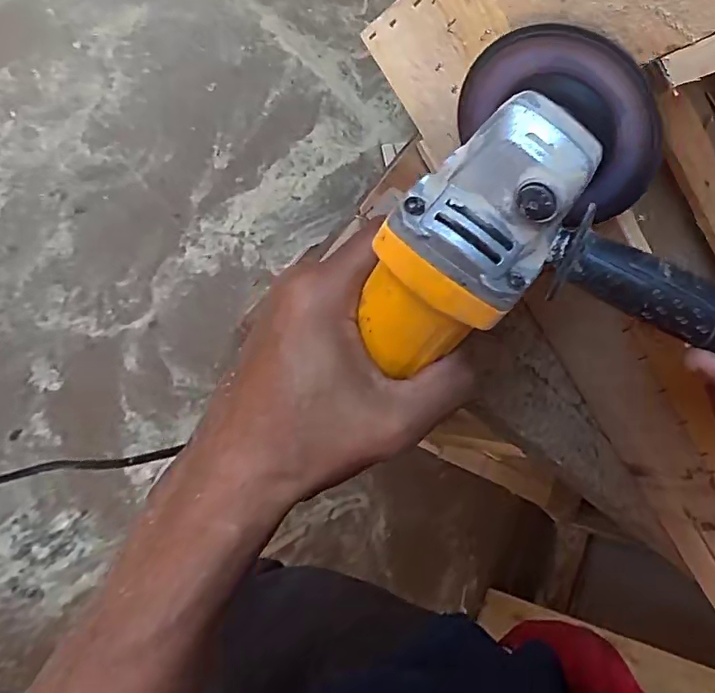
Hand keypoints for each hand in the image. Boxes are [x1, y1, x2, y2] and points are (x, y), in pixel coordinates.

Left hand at [188, 218, 477, 507]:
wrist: (232, 483)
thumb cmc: (311, 443)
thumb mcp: (398, 420)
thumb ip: (453, 380)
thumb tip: (482, 348)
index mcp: (322, 288)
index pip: (388, 230)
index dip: (433, 234)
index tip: (467, 254)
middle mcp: (299, 280)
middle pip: (374, 247)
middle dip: (418, 262)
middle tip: (456, 288)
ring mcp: (284, 298)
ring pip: (355, 268)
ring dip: (393, 283)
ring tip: (429, 311)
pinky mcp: (281, 318)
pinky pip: (336, 288)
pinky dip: (368, 298)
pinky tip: (386, 335)